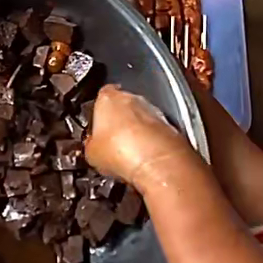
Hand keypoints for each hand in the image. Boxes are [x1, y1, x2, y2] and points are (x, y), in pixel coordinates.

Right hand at [84, 84, 200, 188]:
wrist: (157, 165)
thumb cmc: (124, 153)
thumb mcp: (90, 152)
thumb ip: (90, 143)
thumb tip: (92, 148)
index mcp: (107, 97)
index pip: (98, 97)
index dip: (96, 113)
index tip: (94, 126)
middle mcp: (133, 98)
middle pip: (121, 106)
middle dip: (117, 121)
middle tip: (110, 142)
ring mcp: (154, 111)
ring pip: (141, 118)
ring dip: (136, 132)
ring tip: (127, 155)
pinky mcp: (171, 127)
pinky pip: (156, 133)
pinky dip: (151, 143)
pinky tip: (143, 160)